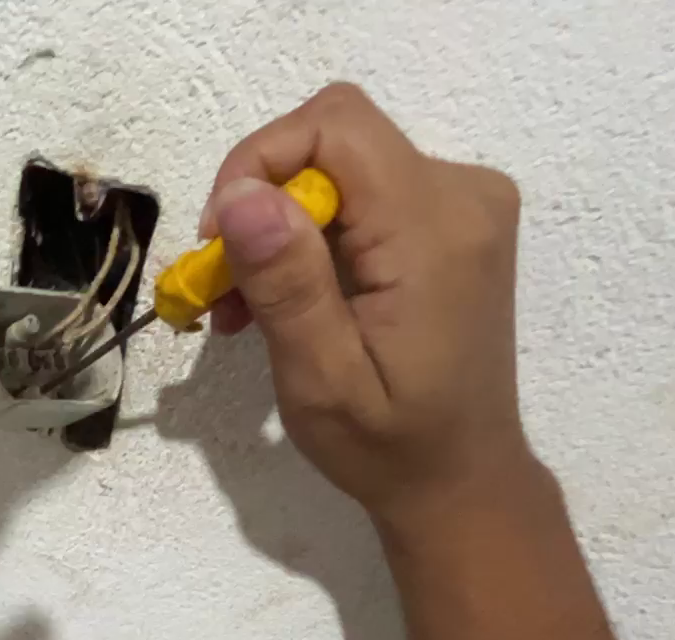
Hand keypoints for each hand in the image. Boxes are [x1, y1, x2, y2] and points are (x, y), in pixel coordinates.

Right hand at [200, 84, 540, 531]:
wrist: (457, 477)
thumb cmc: (387, 445)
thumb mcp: (322, 379)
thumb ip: (288, 284)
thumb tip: (240, 197)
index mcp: (433, 229)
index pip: (335, 127)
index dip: (256, 164)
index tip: (215, 241)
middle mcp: (459, 194)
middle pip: (333, 144)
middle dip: (257, 205)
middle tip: (220, 289)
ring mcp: (458, 207)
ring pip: (338, 173)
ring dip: (274, 232)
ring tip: (239, 311)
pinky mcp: (444, 227)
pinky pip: (357, 202)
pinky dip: (303, 243)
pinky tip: (279, 301)